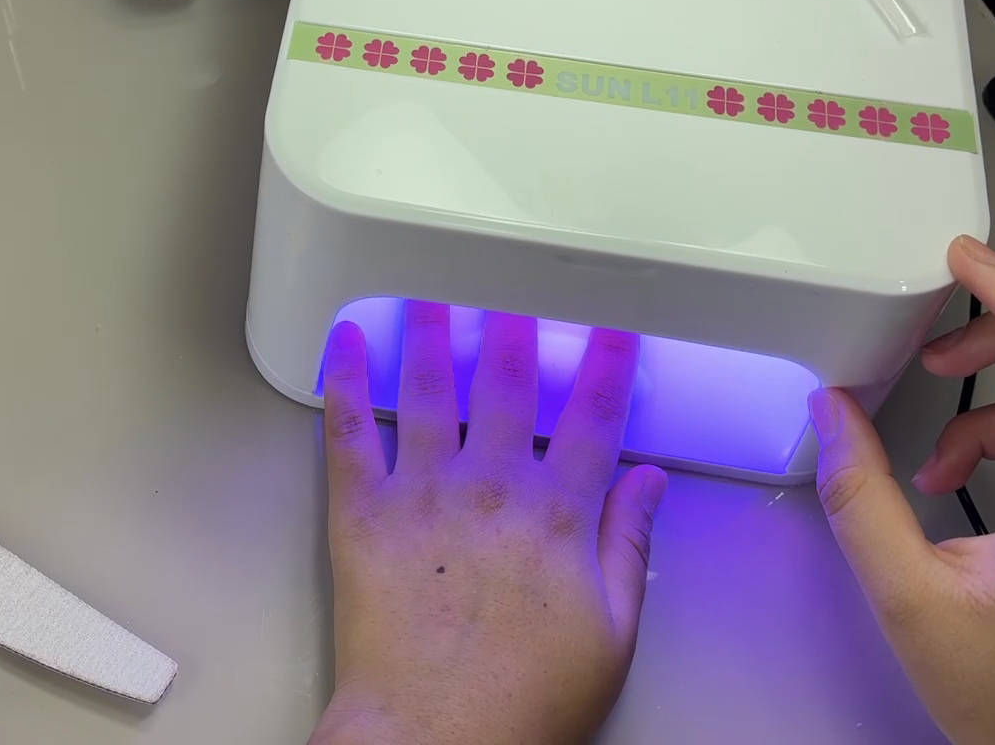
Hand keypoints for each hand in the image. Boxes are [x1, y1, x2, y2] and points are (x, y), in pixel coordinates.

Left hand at [308, 304, 667, 744]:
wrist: (433, 733)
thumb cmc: (530, 693)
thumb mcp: (610, 632)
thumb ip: (627, 544)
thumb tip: (648, 477)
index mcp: (555, 512)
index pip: (592, 421)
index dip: (606, 369)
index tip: (612, 329)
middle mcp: (490, 483)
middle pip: (507, 386)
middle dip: (513, 333)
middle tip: (511, 295)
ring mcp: (422, 487)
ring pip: (429, 388)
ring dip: (431, 334)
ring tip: (430, 296)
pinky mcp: (364, 504)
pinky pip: (350, 428)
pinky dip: (346, 378)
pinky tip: (346, 339)